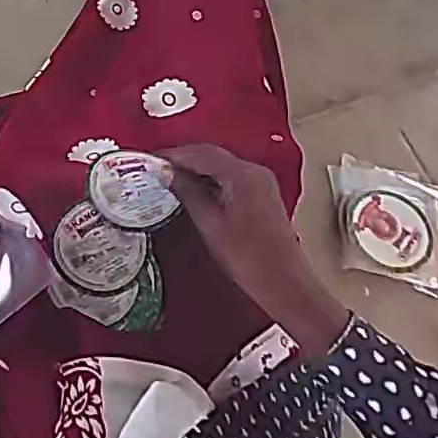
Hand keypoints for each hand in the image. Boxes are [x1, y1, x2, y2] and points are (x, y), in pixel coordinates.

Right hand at [162, 145, 349, 352]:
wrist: (284, 284)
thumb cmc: (250, 259)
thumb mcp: (210, 224)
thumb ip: (188, 193)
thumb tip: (167, 174)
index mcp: (244, 176)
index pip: (203, 154)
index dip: (175, 154)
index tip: (154, 158)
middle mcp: (255, 172)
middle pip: (213, 155)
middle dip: (184, 158)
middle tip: (158, 166)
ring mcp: (260, 182)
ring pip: (221, 165)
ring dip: (196, 168)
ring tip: (170, 176)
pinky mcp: (261, 194)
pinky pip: (230, 177)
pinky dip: (209, 178)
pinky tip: (193, 188)